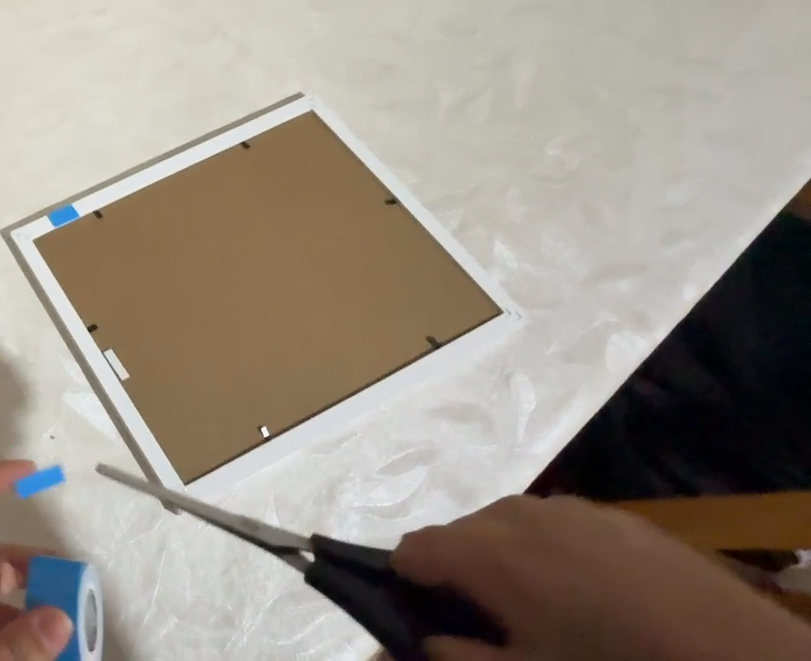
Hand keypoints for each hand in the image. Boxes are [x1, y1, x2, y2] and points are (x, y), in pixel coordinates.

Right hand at [392, 494, 810, 660]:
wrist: (743, 656)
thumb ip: (463, 657)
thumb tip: (429, 639)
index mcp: (478, 552)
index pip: (409, 549)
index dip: (408, 580)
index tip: (429, 612)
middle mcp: (505, 514)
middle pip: (456, 535)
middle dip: (462, 570)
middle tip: (497, 619)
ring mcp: (558, 507)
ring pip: (503, 526)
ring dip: (507, 558)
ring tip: (552, 604)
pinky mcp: (605, 512)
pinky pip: (554, 525)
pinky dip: (554, 552)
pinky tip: (596, 591)